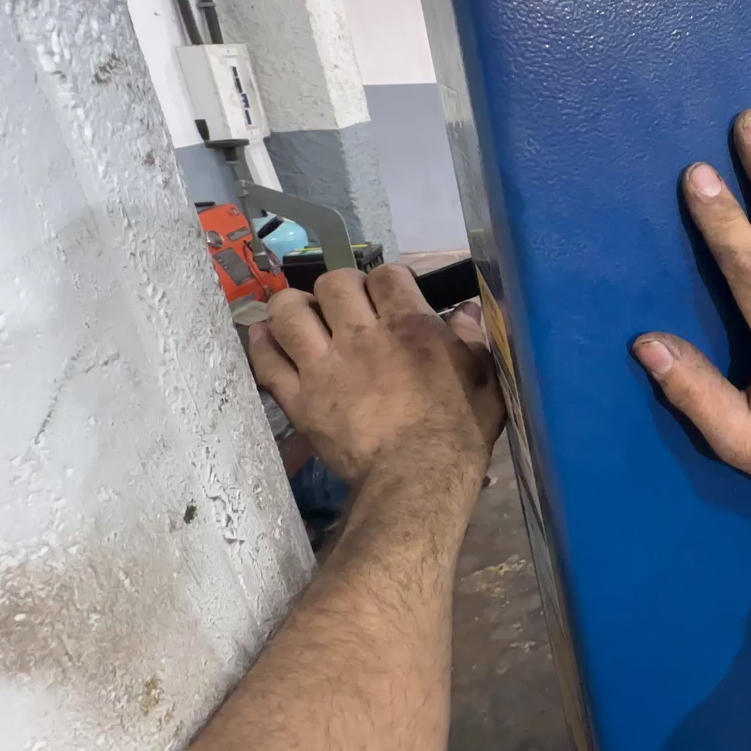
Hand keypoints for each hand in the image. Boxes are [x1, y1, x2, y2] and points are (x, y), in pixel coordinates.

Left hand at [249, 263, 505, 494]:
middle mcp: (363, 336)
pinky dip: (265, 342)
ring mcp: (323, 366)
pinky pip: (265, 358)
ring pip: (289, 311)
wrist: (420, 475)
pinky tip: (273, 339)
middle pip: (334, 283)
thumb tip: (466, 310)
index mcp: (412, 326)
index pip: (387, 275)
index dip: (391, 278)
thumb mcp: (485, 377)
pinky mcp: (298, 398)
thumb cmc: (462, 426)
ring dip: (298, 306)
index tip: (396, 292)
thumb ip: (473, 338)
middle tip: (353, 305)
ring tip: (310, 317)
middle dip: (344, 286)